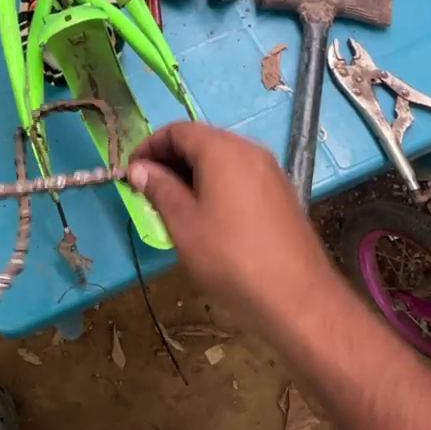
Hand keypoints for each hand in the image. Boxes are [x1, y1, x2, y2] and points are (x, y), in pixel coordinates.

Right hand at [127, 123, 340, 323]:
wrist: (298, 299)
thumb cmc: (231, 258)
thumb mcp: (183, 224)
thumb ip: (159, 188)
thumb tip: (139, 168)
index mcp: (222, 150)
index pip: (177, 130)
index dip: (149, 146)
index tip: (132, 172)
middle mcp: (249, 150)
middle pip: (201, 140)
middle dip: (170, 159)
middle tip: (148, 188)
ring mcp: (270, 170)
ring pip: (222, 157)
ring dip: (192, 172)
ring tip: (173, 203)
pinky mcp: (281, 192)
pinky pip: (240, 174)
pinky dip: (216, 182)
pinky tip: (207, 213)